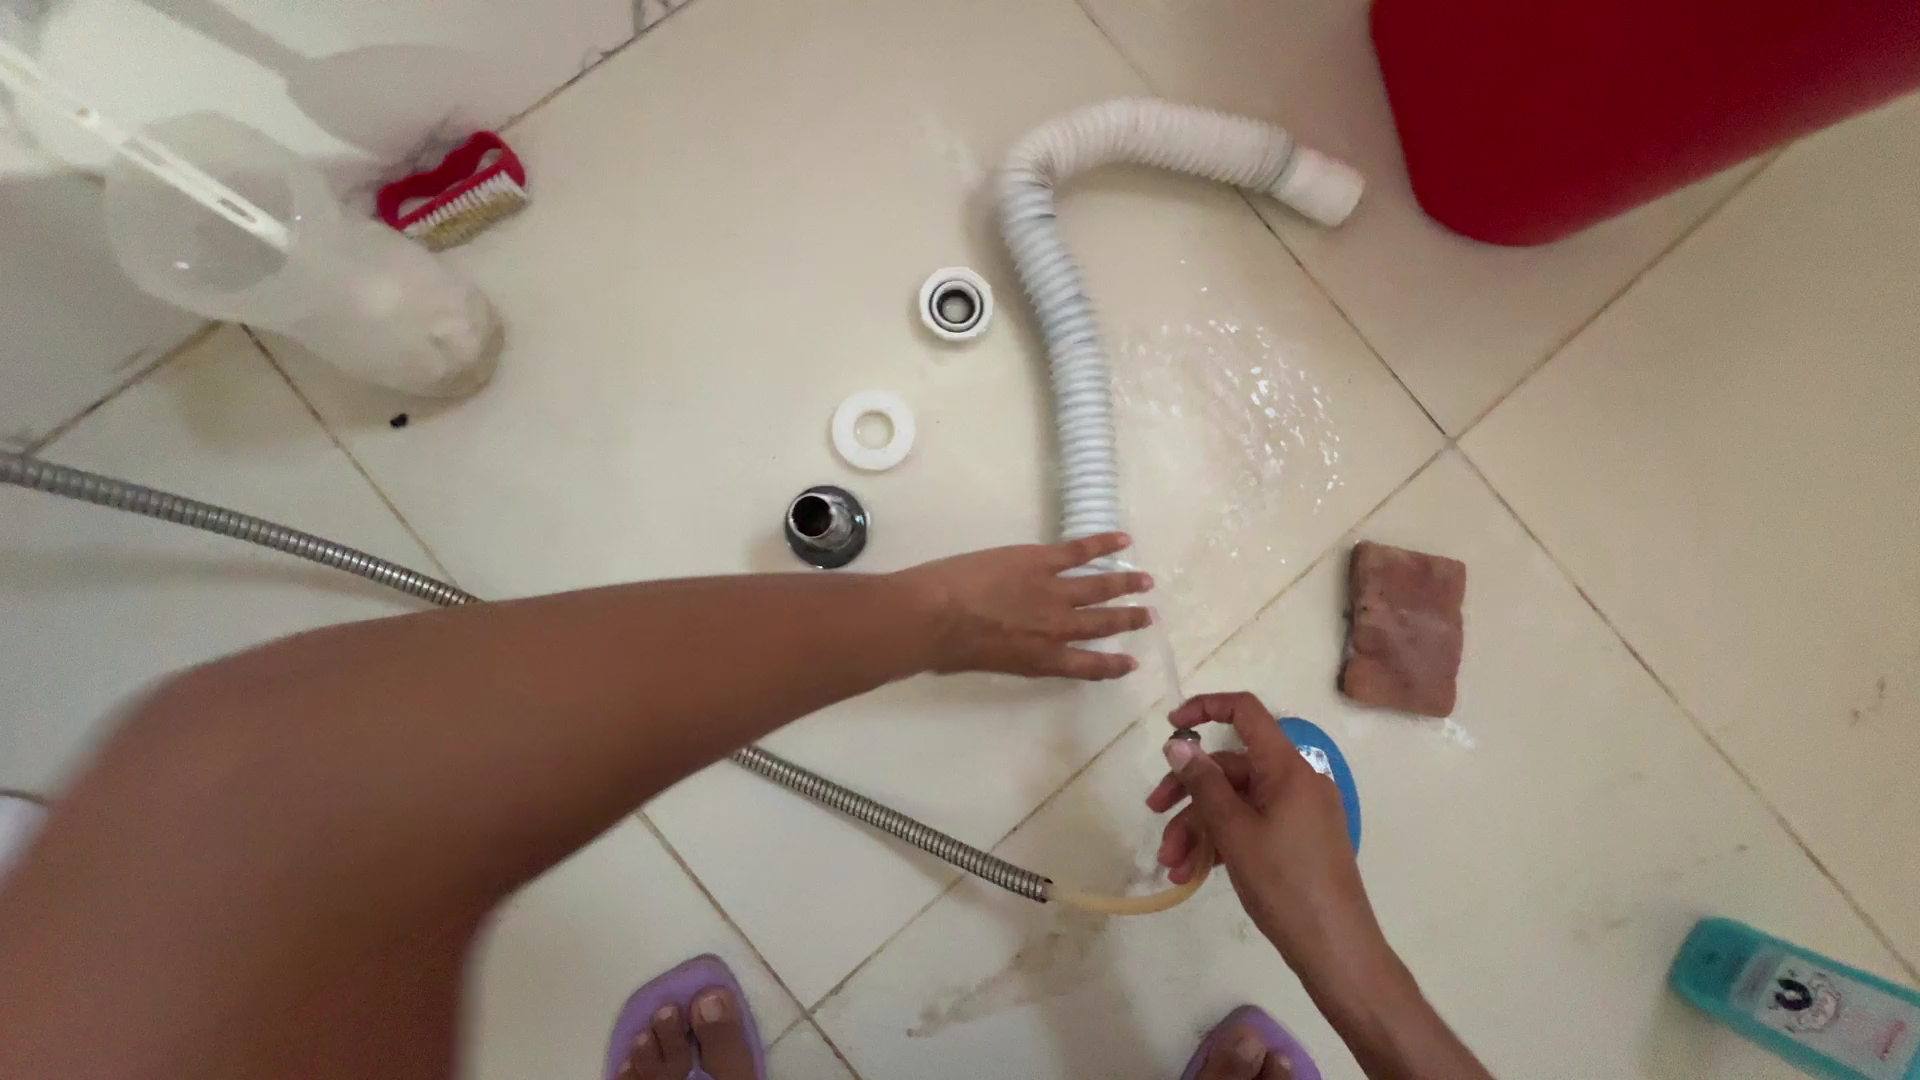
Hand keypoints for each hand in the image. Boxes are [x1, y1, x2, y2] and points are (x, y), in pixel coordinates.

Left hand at [893, 533, 1152, 679]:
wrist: (936, 616)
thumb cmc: (949, 649)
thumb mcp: (986, 665)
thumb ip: (1009, 655)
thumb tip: (1009, 645)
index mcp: (1042, 658)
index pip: (1089, 666)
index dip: (1113, 665)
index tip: (1131, 662)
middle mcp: (1057, 628)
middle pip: (1102, 624)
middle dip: (1128, 620)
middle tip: (1148, 616)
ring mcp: (1053, 591)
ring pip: (1099, 587)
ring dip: (1125, 583)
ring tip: (1146, 581)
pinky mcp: (1040, 560)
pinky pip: (1079, 551)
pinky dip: (1103, 544)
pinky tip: (1123, 539)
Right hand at [1146, 693, 1388, 981]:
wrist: (1337, 952)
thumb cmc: (1285, 883)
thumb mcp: (1234, 831)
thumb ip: (1203, 782)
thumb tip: (1177, 744)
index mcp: (1286, 768)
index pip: (1246, 712)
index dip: (1206, 708)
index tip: (1172, 727)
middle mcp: (1294, 782)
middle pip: (1229, 768)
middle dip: (1188, 792)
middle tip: (1154, 812)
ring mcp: (1296, 813)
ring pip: (1233, 802)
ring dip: (1197, 828)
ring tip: (1171, 863)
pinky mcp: (1295, 840)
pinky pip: (1249, 825)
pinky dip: (1219, 843)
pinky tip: (1191, 872)